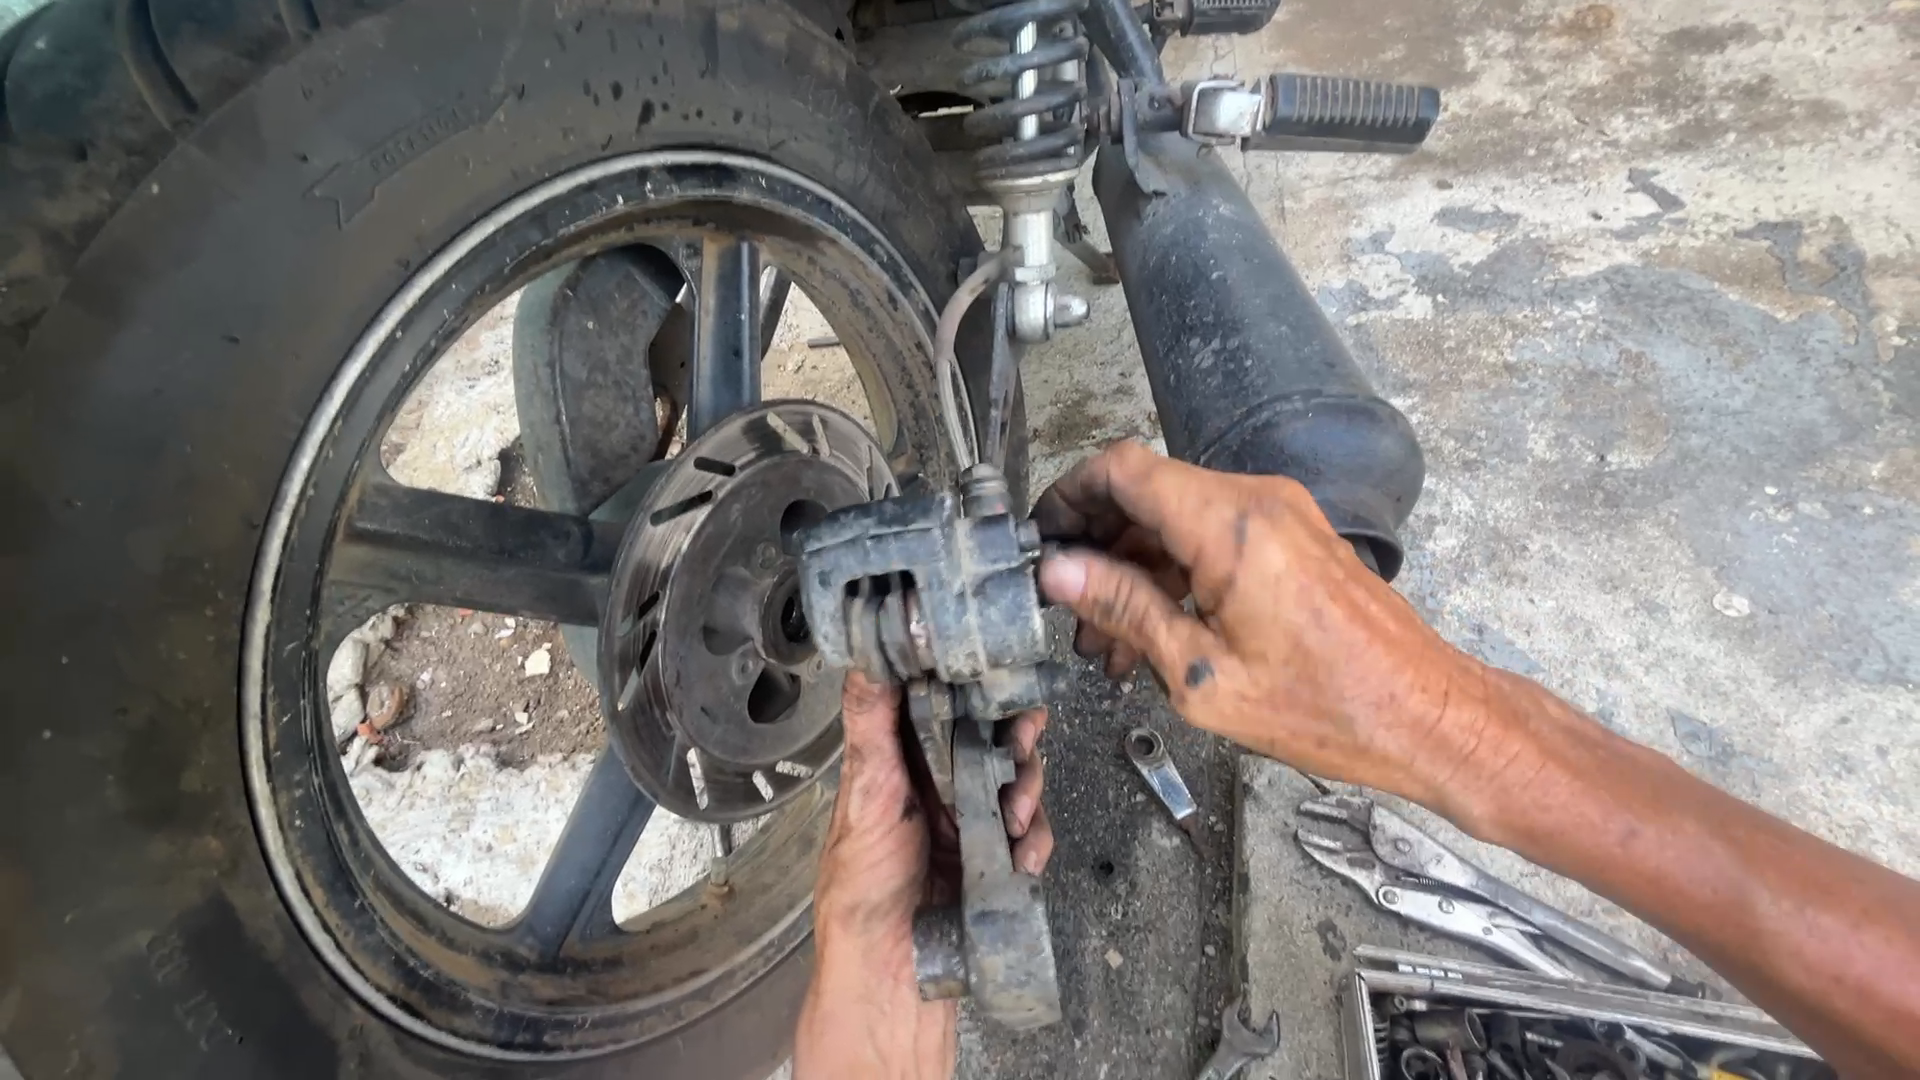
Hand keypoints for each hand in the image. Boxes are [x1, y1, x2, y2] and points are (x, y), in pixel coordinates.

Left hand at [794, 672, 1050, 1079]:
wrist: (889, 982)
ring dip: (1027, 788)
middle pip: (989, 738)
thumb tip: (864, 655)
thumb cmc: (863, 889)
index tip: (995, 671)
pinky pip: (1030, 831)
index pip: (941, 706)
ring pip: (1016, 778)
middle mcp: (937, 784)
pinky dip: (1034, 838)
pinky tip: (1021, 855)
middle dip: (1013, 736)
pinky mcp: (994, 855)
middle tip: (1024, 738)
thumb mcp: (864, 797)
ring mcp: (969, 820)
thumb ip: (871, 726)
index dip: (970, 686)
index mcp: (901, 763)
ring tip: (1015, 814)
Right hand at [1033, 441, 1503, 818]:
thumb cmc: (1322, 706)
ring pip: (1172, 520)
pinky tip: (1148, 634)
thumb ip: (1123, 607)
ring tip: (1103, 641)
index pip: (1122, 468)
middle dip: (1094, 545)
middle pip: (1143, 492)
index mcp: (1228, 524)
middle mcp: (1252, 500)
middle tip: (1067, 608)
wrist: (1427, 714)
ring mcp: (1274, 514)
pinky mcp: (1286, 537)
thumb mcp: (1201, 670)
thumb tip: (1056, 571)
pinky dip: (1169, 574)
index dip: (1069, 494)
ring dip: (1129, 569)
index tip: (1041, 539)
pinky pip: (1207, 538)